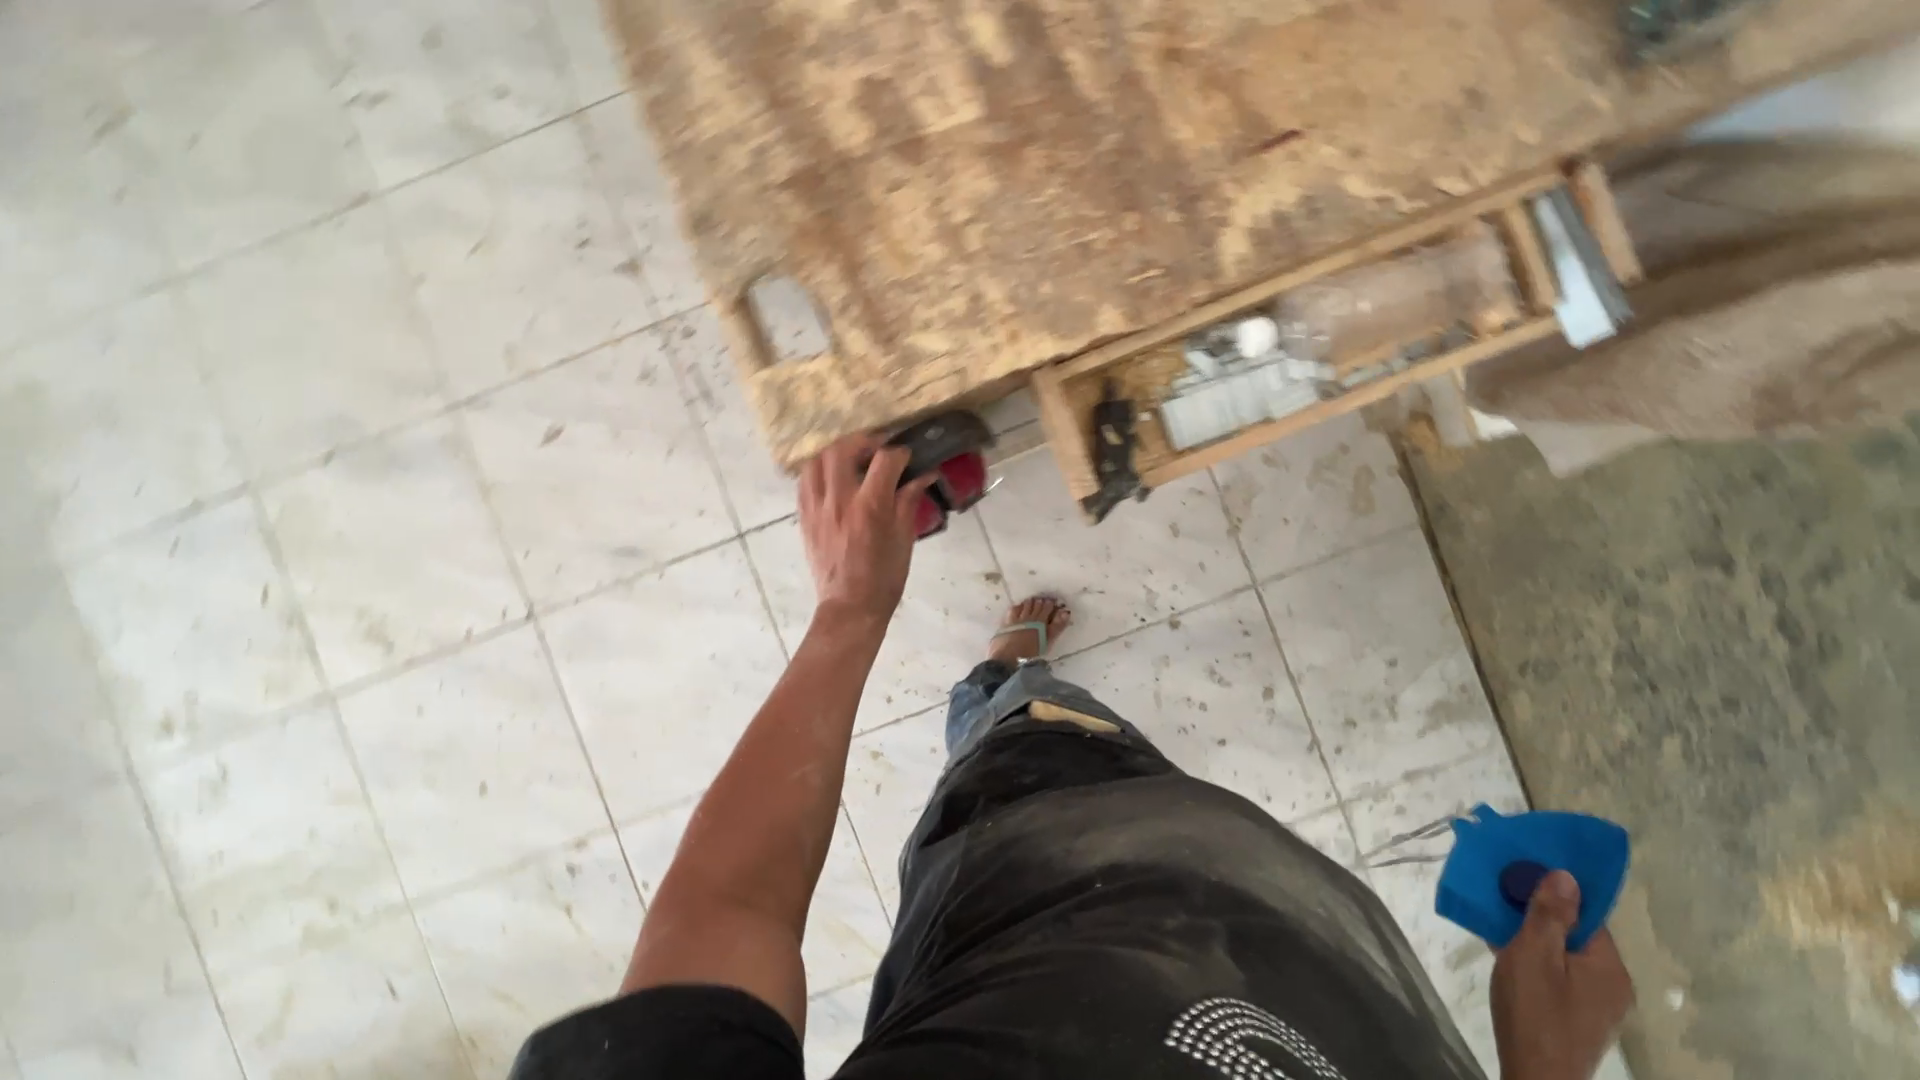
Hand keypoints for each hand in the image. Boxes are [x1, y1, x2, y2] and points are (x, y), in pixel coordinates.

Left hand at [798, 434, 934, 625]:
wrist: (850, 607)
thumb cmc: (884, 578)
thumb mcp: (904, 539)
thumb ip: (909, 501)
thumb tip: (923, 475)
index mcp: (869, 507)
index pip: (885, 460)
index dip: (900, 452)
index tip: (907, 458)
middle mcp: (839, 501)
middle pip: (842, 449)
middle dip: (863, 442)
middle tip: (877, 450)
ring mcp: (817, 509)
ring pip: (816, 461)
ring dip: (836, 453)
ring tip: (851, 460)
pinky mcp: (804, 518)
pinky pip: (805, 482)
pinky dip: (819, 472)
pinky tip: (833, 480)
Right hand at [1491, 870, 1634, 1079]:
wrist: (1536, 1079)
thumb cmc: (1534, 1012)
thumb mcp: (1533, 955)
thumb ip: (1549, 915)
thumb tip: (1566, 876)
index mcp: (1610, 968)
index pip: (1587, 916)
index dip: (1555, 894)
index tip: (1521, 880)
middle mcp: (1613, 986)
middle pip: (1576, 937)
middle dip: (1540, 916)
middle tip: (1502, 902)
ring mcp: (1597, 1007)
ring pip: (1565, 958)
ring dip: (1535, 940)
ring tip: (1498, 927)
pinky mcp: (1579, 1021)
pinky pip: (1560, 978)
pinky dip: (1536, 964)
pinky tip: (1508, 961)